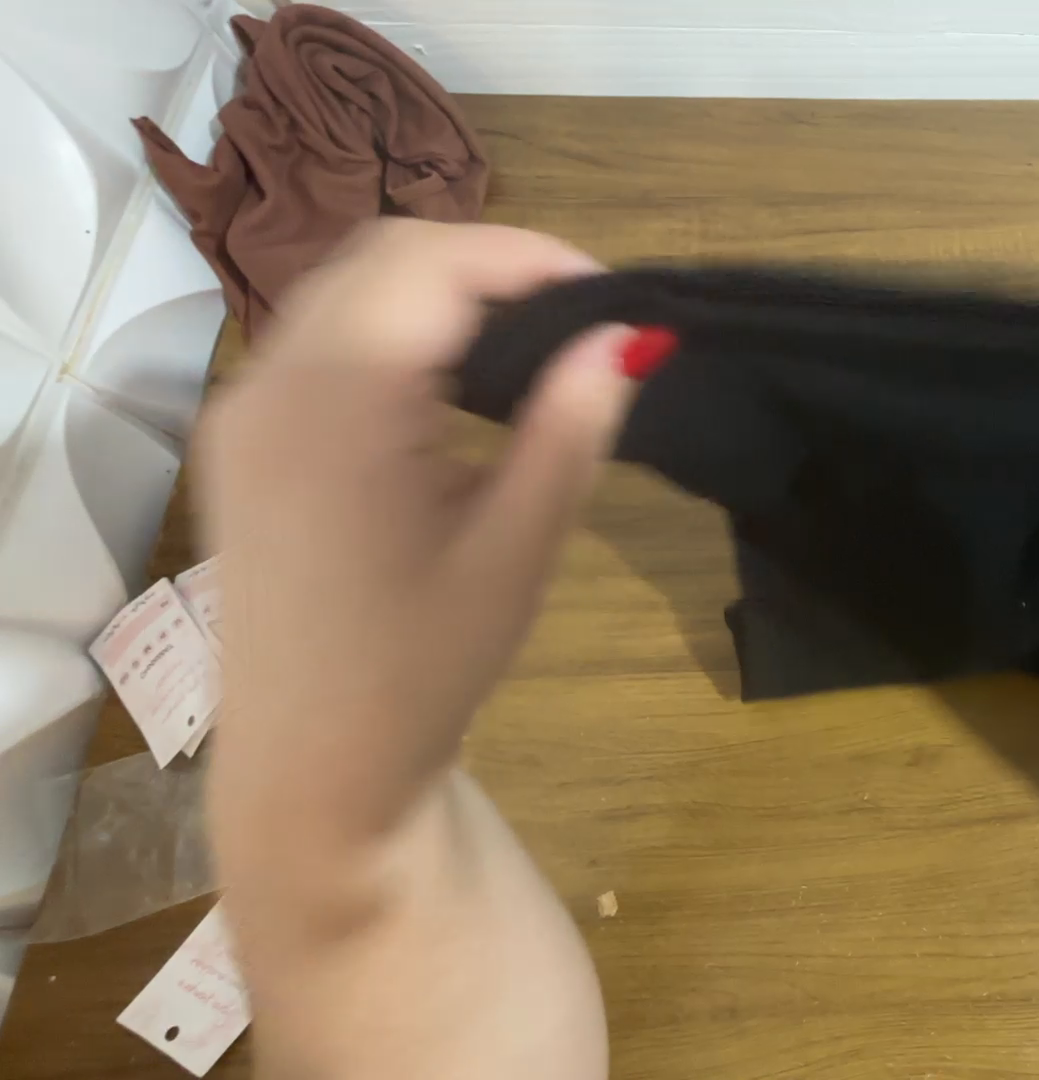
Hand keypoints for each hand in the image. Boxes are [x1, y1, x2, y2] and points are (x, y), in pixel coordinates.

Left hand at [198, 220, 645, 844]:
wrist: (322, 761)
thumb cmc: (431, 662)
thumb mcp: (520, 545)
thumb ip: (573, 429)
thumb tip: (630, 339)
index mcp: (337, 408)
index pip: (432, 268)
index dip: (533, 258)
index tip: (618, 296)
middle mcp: (270, 384)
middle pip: (384, 258)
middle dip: (497, 264)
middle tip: (590, 315)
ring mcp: (249, 409)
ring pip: (354, 289)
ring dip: (455, 291)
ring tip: (545, 337)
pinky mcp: (256, 438)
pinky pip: (335, 336)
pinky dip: (412, 326)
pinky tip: (469, 379)